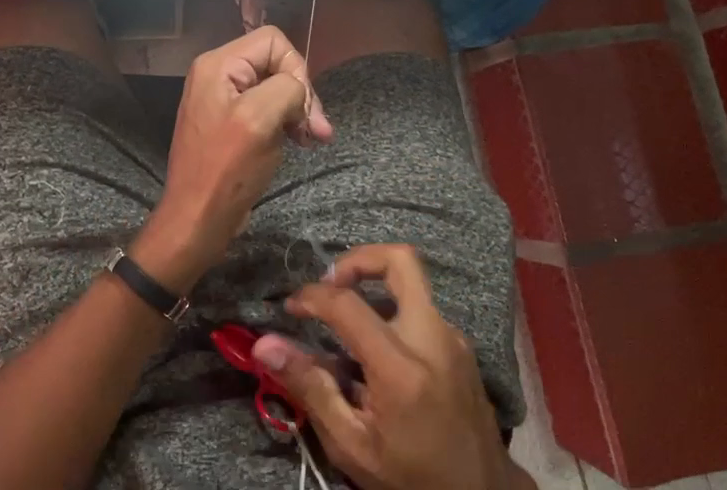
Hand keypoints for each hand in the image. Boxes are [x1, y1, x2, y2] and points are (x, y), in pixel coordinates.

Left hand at [132, 27, 330, 290]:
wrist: (197, 218)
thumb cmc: (227, 168)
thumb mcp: (261, 119)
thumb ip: (286, 88)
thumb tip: (297, 93)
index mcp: (218, 64)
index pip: (273, 40)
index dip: (296, 69)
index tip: (304, 107)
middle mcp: (217, 73)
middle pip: (275, 63)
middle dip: (301, 94)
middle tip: (319, 131)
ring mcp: (222, 98)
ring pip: (274, 87)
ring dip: (298, 110)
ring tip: (314, 139)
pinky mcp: (230, 122)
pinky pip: (266, 108)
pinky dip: (286, 122)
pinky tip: (299, 142)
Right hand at [250, 245, 529, 489]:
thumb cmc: (412, 476)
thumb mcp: (352, 445)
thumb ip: (310, 388)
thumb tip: (265, 345)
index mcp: (402, 367)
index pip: (348, 303)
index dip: (312, 296)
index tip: (291, 308)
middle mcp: (433, 338)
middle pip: (401, 260)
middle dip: (358, 259)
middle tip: (331, 283)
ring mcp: (453, 338)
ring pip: (411, 282)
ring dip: (375, 286)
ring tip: (346, 322)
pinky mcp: (461, 346)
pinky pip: (421, 308)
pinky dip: (392, 310)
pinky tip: (374, 350)